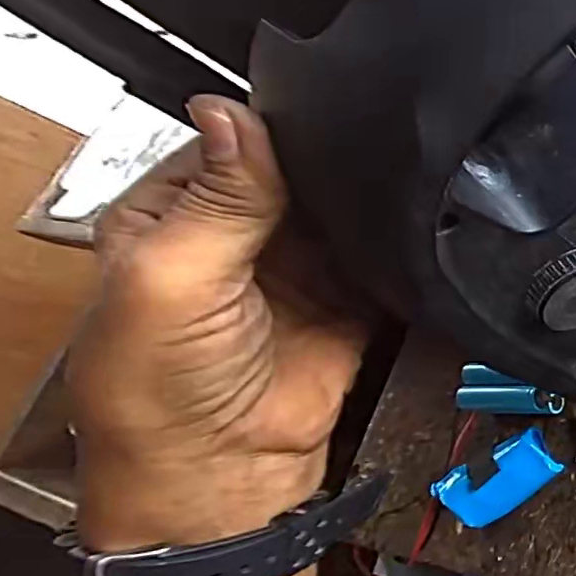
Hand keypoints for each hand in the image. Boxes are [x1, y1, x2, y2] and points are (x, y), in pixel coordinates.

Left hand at [67, 96, 369, 551]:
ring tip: (396, 200)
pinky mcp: (354, 301)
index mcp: (180, 217)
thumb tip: (232, 116)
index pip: (235, 150)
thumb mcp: (174, 279)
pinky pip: (386, 265)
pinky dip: (401, 254)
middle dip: (338, 174)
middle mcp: (247, 239)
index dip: (276, 135)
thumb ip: (217, 203)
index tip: (323, 121)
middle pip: (304, 182)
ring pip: (351, 220)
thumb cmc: (163, 384)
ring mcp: (306, 271)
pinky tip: (411, 239)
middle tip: (375, 161)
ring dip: (372, 213)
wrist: (233, 459)